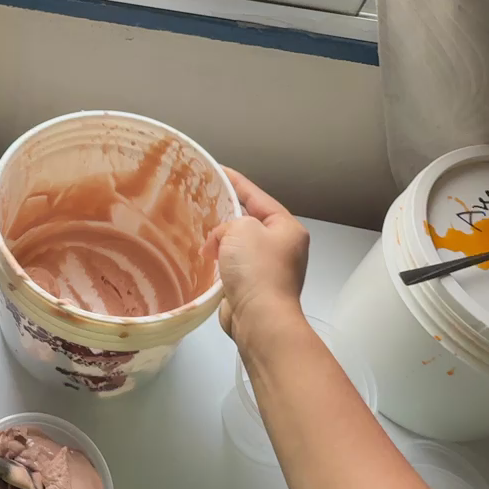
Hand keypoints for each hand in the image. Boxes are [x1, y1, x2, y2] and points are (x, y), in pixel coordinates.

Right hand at [204, 168, 310, 352]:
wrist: (260, 318)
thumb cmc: (256, 270)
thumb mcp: (240, 229)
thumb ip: (229, 223)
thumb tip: (220, 241)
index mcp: (286, 227)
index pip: (257, 196)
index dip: (235, 181)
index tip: (217, 170)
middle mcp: (282, 246)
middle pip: (249, 221)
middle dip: (226, 217)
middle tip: (203, 206)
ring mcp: (270, 268)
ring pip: (239, 245)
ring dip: (221, 243)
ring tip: (202, 240)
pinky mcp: (255, 287)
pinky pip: (234, 265)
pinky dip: (220, 262)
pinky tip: (206, 262)